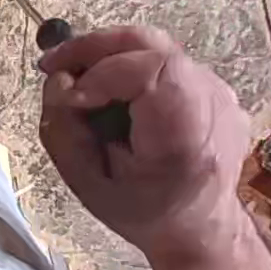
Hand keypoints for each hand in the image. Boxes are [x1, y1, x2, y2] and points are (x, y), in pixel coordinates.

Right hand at [38, 27, 251, 267]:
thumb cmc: (137, 210)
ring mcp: (217, 91)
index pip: (153, 70)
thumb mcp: (85, 184)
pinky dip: (122, 64)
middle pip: (150, 45)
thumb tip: (59, 80)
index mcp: (185, 139)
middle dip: (92, 48)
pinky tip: (103, 90)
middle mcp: (212, 105)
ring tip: (72, 76)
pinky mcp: (211, 85)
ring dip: (103, 55)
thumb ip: (65, 131)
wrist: (197, 225)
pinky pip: (159, 58)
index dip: (102, 73)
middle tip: (53, 65)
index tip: (71, 99)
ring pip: (152, 45)